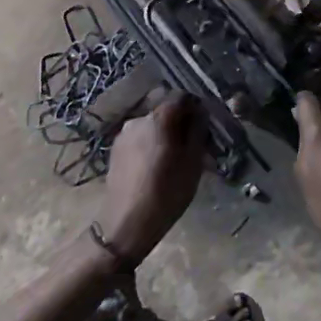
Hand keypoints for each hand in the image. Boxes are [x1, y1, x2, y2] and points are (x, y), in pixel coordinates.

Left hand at [98, 93, 205, 261]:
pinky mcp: (115, 151)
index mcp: (158, 118)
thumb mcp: (193, 161)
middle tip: (193, 142)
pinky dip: (152, 144)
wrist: (126, 223)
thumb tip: (200, 112)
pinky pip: (140, 138)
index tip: (205, 123)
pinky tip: (157, 165)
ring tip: (175, 157)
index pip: (181, 96)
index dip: (196, 106)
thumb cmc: (167, 191)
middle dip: (181, 121)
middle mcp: (138, 119)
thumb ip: (198, 131)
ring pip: (152, 125)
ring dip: (165, 133)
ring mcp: (123, 135)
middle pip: (165, 110)